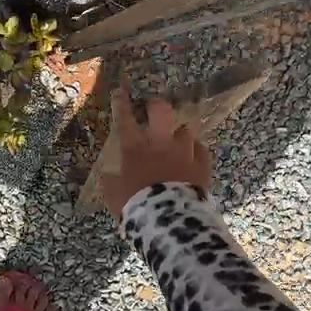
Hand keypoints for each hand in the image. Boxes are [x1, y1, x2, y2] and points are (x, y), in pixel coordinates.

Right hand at [101, 87, 212, 218]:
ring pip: (186, 129)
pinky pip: (202, 150)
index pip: (125, 118)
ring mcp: (184, 152)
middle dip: (157, 105)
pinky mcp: (202, 165)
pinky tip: (194, 152)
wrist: (168, 219)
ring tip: (178, 134)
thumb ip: (110, 182)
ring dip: (180, 131)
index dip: (122, 103)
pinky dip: (196, 150)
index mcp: (135, 148)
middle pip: (162, 111)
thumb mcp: (113, 196)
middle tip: (153, 107)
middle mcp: (160, 143)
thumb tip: (108, 176)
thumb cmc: (135, 205)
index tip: (121, 90)